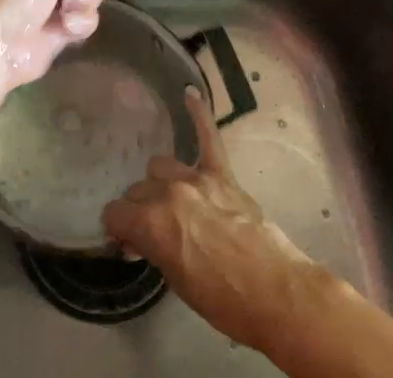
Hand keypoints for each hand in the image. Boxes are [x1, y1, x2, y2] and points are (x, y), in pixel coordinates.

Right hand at [103, 88, 319, 349]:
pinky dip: (200, 115)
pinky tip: (189, 93)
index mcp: (151, 222)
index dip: (118, 229)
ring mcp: (197, 179)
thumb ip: (151, 247)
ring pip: (161, 166)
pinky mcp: (223, 176)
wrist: (278, 295)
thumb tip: (138, 238)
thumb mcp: (174, 280)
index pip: (114, 214)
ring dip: (159, 183)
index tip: (126, 243)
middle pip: (136, 190)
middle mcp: (168, 193)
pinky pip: (209, 138)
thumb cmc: (223, 300)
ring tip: (169, 203)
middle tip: (150, 233)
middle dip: (137, 209)